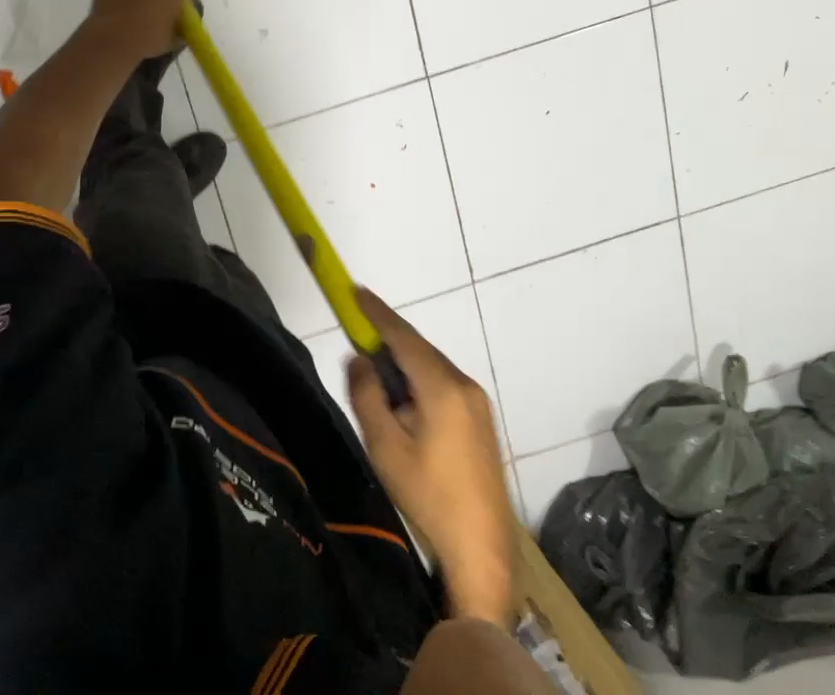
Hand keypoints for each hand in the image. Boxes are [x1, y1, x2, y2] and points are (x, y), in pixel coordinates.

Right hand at [347, 288, 520, 628]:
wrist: (480, 544)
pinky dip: (418, 380)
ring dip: (402, 363)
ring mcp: (477, 403)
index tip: (354, 291)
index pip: (403, 338)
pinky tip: (401, 400)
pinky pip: (443, 385)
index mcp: (442, 388)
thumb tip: (359, 359)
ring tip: (373, 374)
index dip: (376, 314)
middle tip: (355, 334)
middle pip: (419, 350)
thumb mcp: (385, 446)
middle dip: (387, 339)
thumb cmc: (427, 494)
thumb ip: (368, 396)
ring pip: (431, 368)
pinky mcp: (480, 421)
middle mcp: (465, 386)